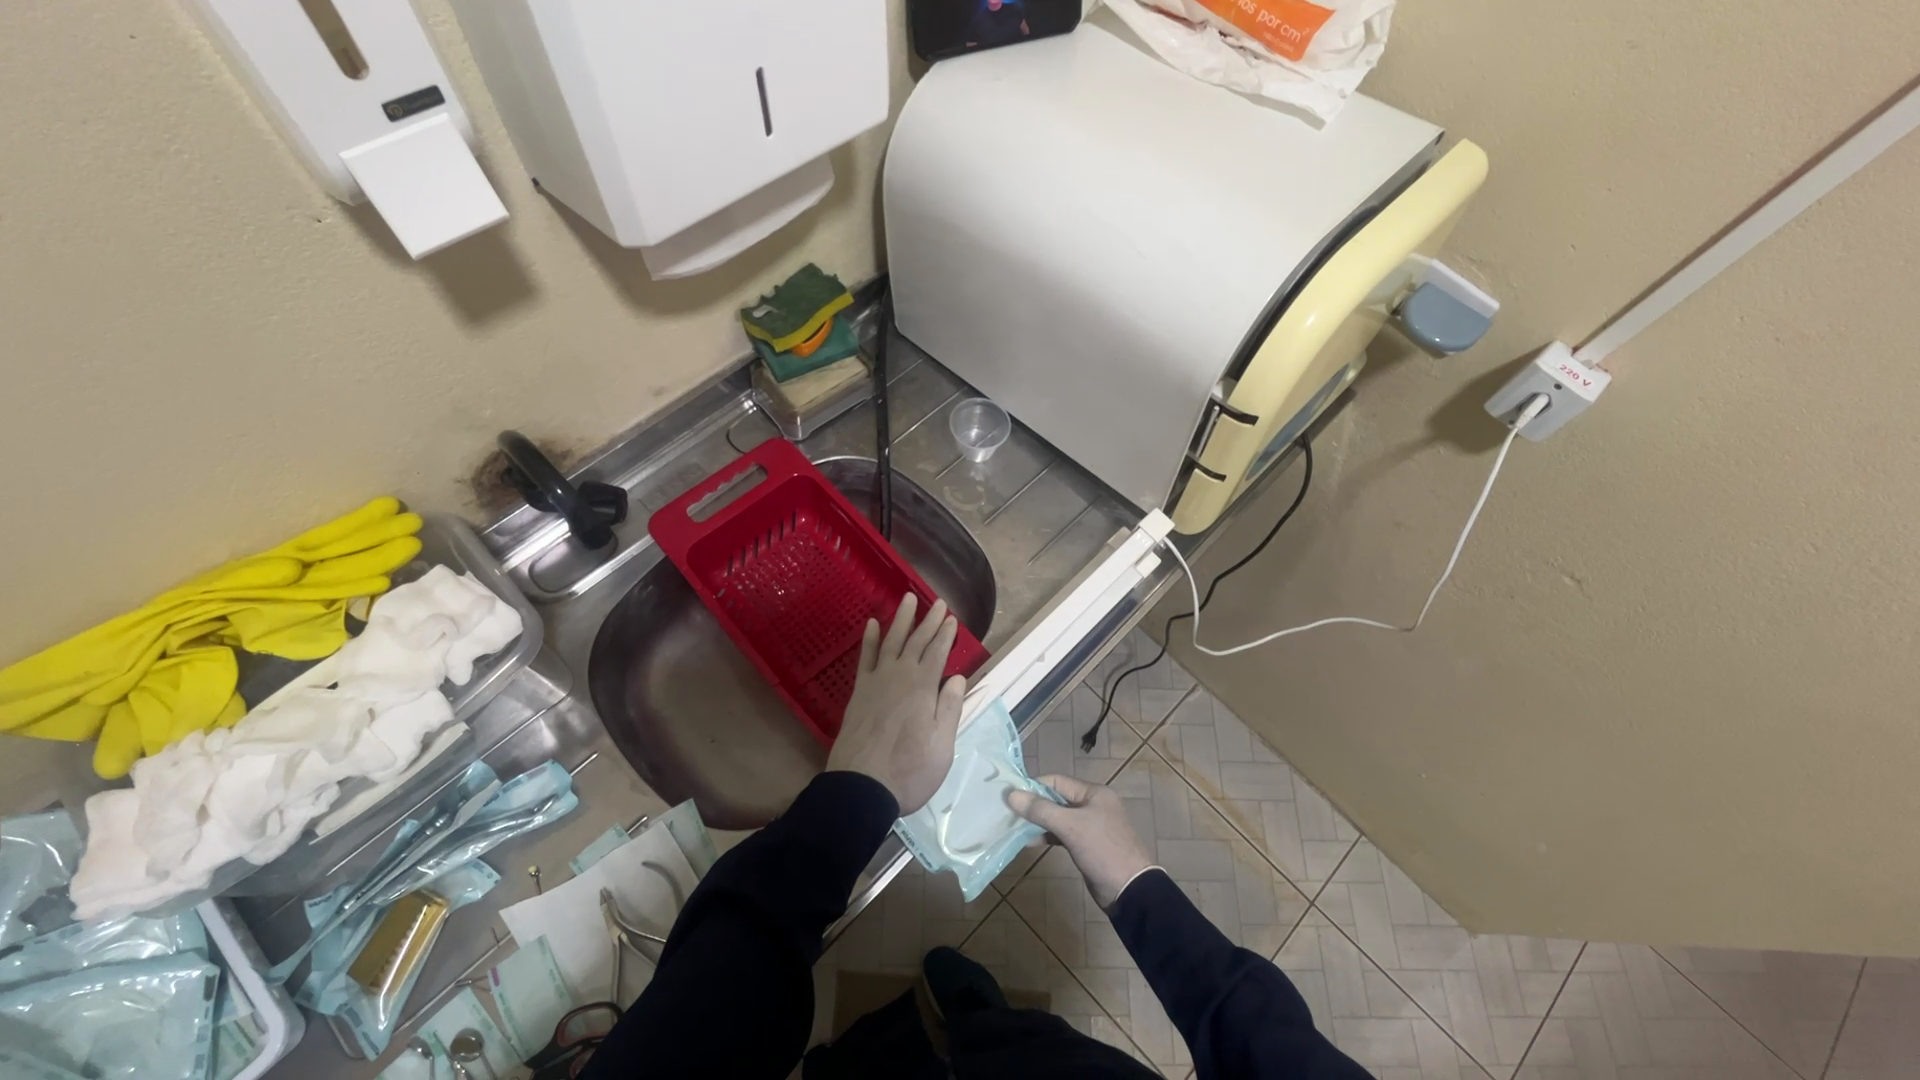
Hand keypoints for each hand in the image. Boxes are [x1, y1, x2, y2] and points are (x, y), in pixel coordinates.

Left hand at [826, 594, 965, 814]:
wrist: (860, 786)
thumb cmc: (908, 771)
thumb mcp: (942, 746)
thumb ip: (949, 708)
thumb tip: (956, 677)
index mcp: (923, 688)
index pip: (938, 653)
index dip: (946, 635)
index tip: (952, 618)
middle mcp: (899, 677)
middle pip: (916, 642)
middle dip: (928, 621)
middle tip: (937, 602)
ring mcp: (876, 682)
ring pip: (891, 642)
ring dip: (901, 620)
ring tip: (908, 598)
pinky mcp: (859, 692)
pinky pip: (865, 658)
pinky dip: (869, 640)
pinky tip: (872, 624)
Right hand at [1007, 774, 1153, 908]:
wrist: (1130, 890)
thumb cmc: (1103, 850)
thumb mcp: (1070, 826)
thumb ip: (1041, 810)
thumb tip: (1011, 794)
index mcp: (1094, 793)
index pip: (1057, 781)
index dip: (1034, 786)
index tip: (1010, 794)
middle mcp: (1093, 805)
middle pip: (1057, 798)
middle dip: (1034, 804)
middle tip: (1009, 812)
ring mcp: (1091, 826)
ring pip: (1059, 817)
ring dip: (1039, 822)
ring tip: (1015, 827)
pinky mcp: (1088, 845)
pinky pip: (1063, 834)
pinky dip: (1048, 836)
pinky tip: (1030, 841)